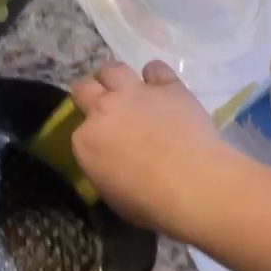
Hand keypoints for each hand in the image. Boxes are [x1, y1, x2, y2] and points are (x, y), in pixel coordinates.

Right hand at [70, 61, 242, 235]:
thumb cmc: (149, 201)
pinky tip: (161, 86)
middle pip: (85, 87)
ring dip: (114, 77)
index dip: (90, 134)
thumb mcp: (112, 194)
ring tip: (125, 88)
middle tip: (101, 104)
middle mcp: (104, 109)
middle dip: (89, 93)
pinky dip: (155, 75)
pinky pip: (155, 68)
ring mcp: (136, 93)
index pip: (79, 129)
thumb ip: (104, 169)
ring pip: (113, 69)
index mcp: (85, 139)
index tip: (100, 142)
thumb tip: (112, 163)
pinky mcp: (169, 87)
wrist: (191, 184)